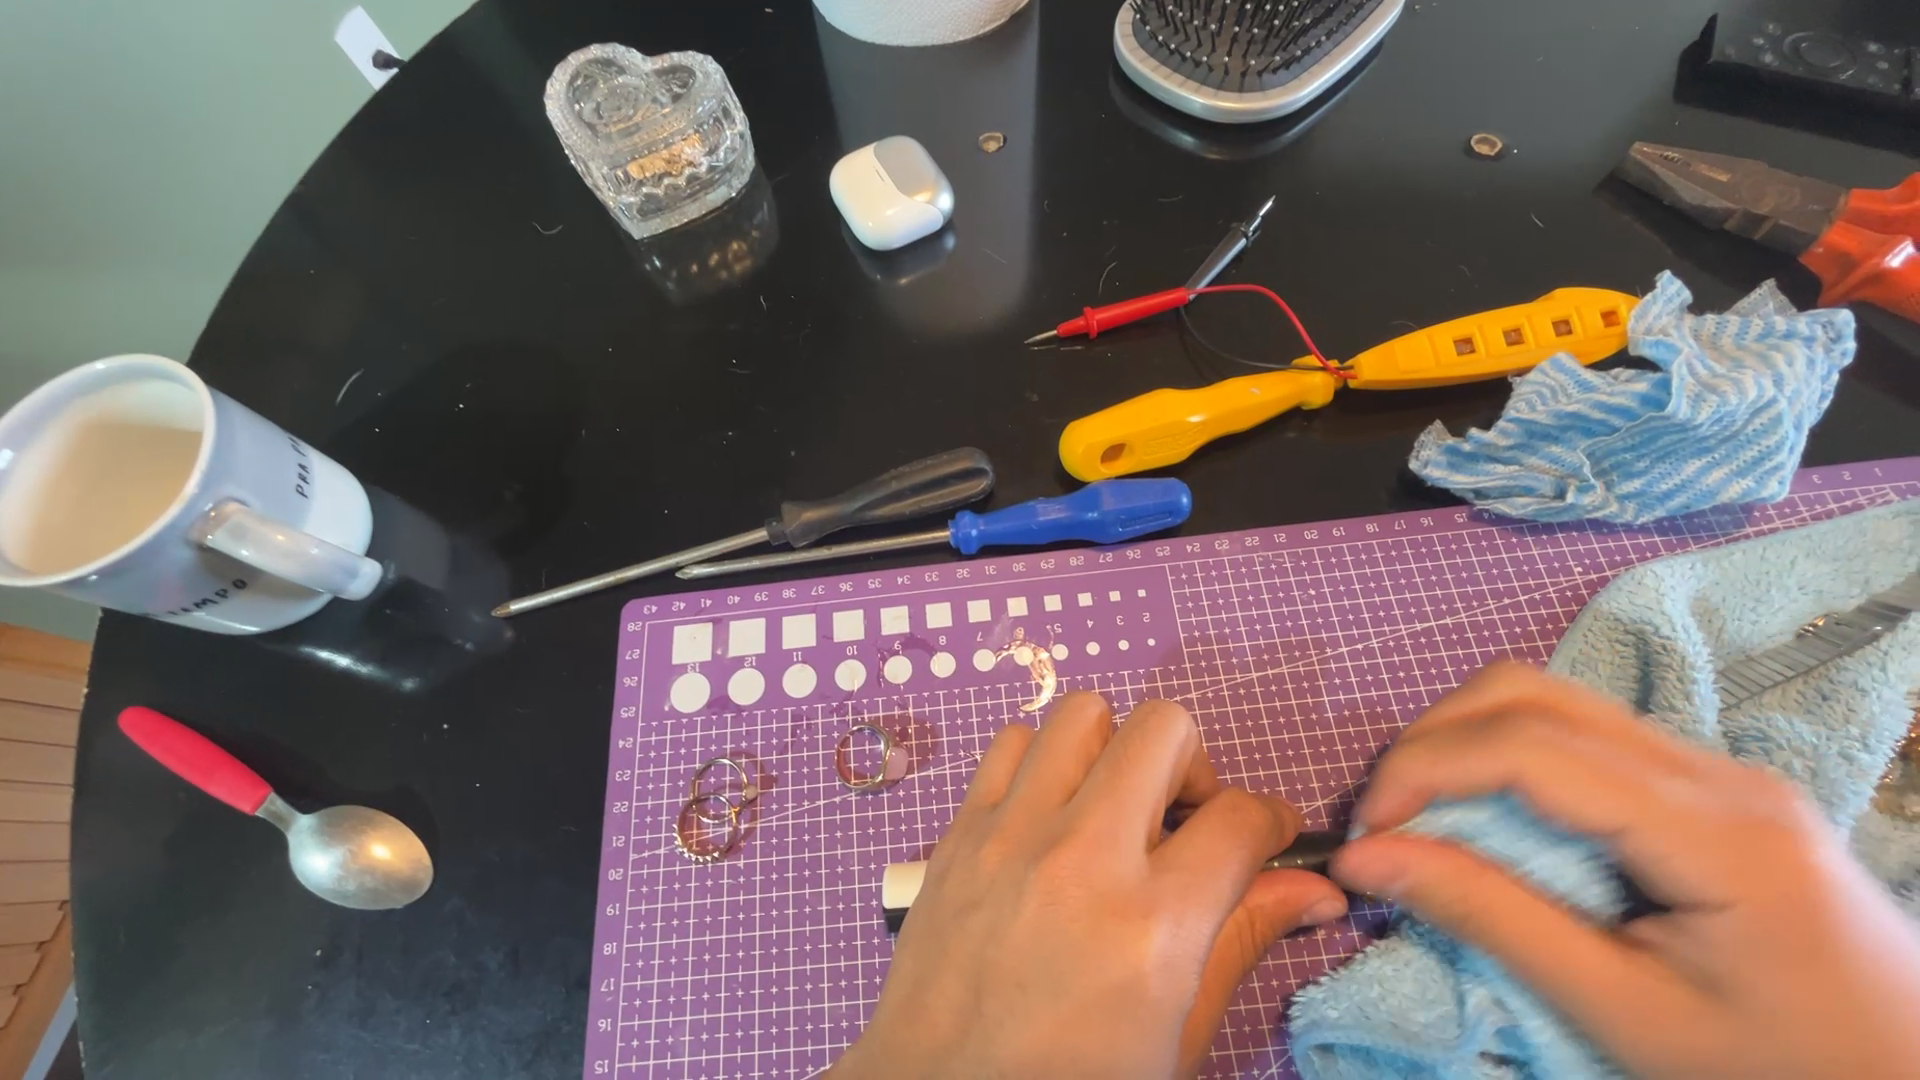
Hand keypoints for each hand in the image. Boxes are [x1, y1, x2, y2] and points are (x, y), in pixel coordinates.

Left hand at [835, 693, 1346, 1078]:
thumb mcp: (1178, 1031)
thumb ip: (1244, 940)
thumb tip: (1316, 886)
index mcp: (1153, 925)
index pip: (1239, 818)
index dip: (1271, 818)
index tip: (1266, 834)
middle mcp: (1084, 855)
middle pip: (1162, 728)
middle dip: (1191, 761)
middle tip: (1178, 814)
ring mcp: (1013, 831)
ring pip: (1083, 714)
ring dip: (1113, 749)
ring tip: (1109, 805)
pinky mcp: (961, 827)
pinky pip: (1011, 741)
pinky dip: (1041, 760)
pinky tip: (1046, 811)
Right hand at [1332, 662, 1919, 1079]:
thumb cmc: (1780, 1071)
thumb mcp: (1622, 1013)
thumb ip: (1486, 917)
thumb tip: (1362, 857)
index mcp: (1715, 831)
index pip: (1528, 746)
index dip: (1424, 769)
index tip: (1369, 831)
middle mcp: (1715, 770)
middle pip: (1528, 693)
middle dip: (1431, 741)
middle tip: (1388, 816)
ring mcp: (1712, 767)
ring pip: (1544, 697)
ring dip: (1459, 739)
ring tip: (1423, 809)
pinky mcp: (1700, 781)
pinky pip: (1571, 729)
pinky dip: (1498, 753)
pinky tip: (1485, 809)